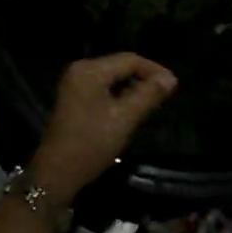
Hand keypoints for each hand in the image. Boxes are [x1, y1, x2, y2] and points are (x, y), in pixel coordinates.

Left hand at [28, 53, 177, 202]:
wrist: (57, 172)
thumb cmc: (91, 143)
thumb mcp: (124, 118)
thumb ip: (148, 95)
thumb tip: (170, 78)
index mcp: (89, 70)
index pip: (129, 60)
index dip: (154, 70)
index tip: (174, 85)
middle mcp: (80, 70)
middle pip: (120, 66)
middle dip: (144, 78)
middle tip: (166, 95)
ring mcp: (75, 85)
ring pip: (112, 78)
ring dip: (133, 88)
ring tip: (153, 102)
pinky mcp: (75, 99)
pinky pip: (103, 89)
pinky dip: (119, 95)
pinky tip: (132, 108)